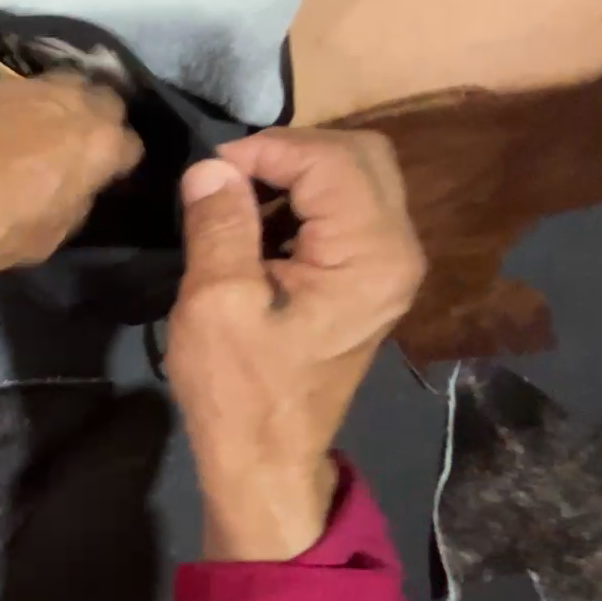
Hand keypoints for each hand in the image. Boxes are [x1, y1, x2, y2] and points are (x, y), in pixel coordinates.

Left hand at [0, 74, 141, 331]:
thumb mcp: (47, 239)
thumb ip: (73, 208)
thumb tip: (74, 193)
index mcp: (100, 143)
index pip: (129, 148)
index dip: (116, 167)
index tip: (102, 179)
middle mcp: (71, 101)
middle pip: (100, 102)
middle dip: (93, 123)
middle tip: (70, 149)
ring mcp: (22, 88)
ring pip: (55, 87)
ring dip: (51, 108)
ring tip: (31, 133)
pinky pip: (5, 95)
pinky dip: (4, 111)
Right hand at [167, 129, 424, 561]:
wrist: (261, 451)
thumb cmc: (236, 384)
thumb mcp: (214, 302)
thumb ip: (218, 228)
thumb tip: (208, 169)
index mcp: (371, 254)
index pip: (333, 161)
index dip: (267, 149)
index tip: (204, 167)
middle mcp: (397, 250)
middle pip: (360, 158)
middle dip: (286, 153)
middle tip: (220, 174)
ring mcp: (385, 266)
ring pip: (354, 182)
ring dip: (291, 176)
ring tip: (230, 198)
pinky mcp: (363, 281)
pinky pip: (340, 216)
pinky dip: (296, 204)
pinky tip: (251, 225)